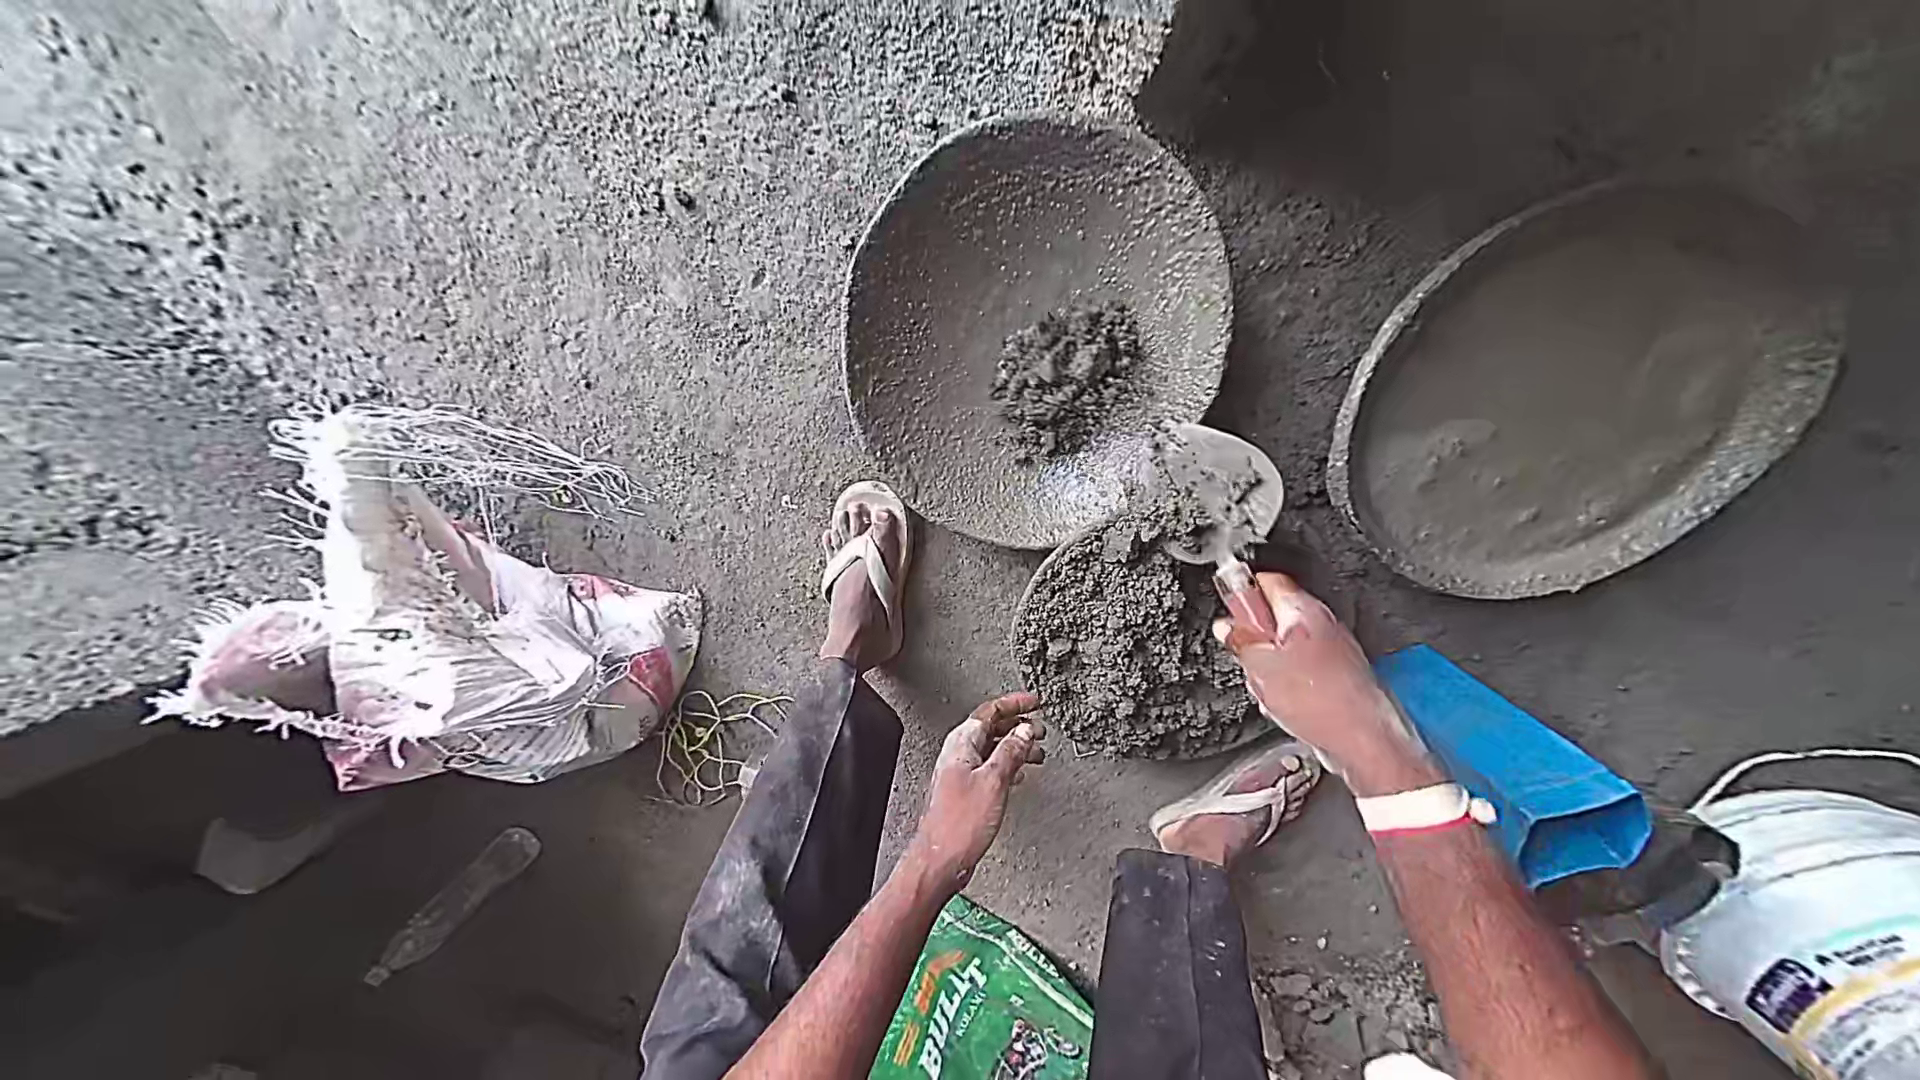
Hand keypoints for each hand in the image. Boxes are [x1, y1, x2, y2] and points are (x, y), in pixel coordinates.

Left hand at [905, 692, 1045, 893]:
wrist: (940, 859)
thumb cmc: (958, 824)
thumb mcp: (994, 780)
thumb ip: (1011, 751)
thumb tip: (1025, 731)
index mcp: (962, 742)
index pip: (991, 710)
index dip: (1015, 703)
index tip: (1034, 702)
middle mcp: (959, 753)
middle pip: (992, 726)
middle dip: (1018, 724)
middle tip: (1040, 727)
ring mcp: (961, 771)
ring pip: (993, 747)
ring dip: (1016, 745)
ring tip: (1038, 749)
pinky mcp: (966, 790)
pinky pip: (991, 766)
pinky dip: (1009, 763)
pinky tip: (1020, 772)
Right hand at [1214, 572, 1442, 796]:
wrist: (1362, 740)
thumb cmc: (1320, 702)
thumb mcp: (1259, 667)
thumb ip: (1239, 640)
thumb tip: (1226, 627)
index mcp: (1302, 610)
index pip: (1266, 581)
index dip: (1242, 594)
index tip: (1230, 611)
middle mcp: (1323, 622)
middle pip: (1274, 614)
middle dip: (1255, 635)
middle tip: (1248, 655)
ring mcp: (1334, 646)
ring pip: (1285, 643)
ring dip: (1269, 661)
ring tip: (1267, 684)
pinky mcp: (1339, 671)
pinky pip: (1301, 665)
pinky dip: (1288, 678)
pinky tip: (1285, 699)